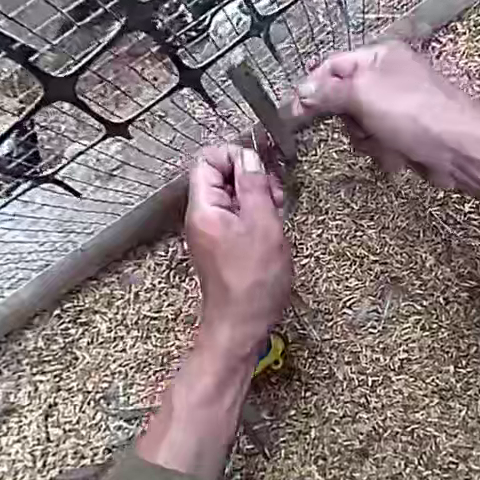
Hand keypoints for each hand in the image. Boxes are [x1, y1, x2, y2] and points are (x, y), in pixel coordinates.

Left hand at [186, 145, 290, 351]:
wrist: (242, 325)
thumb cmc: (253, 281)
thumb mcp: (263, 225)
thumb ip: (255, 186)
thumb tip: (250, 157)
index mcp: (203, 208)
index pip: (207, 160)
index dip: (234, 154)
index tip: (260, 166)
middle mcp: (201, 217)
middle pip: (220, 176)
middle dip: (250, 177)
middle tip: (274, 194)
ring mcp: (211, 232)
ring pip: (231, 197)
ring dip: (257, 197)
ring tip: (277, 212)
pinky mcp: (222, 246)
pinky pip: (236, 217)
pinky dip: (255, 215)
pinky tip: (273, 228)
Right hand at [291, 41, 479, 188]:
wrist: (459, 149)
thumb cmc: (416, 114)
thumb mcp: (363, 94)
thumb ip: (328, 91)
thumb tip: (303, 91)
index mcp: (379, 56)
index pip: (332, 65)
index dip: (312, 87)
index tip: (296, 111)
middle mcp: (389, 77)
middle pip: (343, 100)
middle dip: (348, 120)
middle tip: (360, 126)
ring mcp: (398, 107)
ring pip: (359, 126)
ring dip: (367, 140)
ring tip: (386, 141)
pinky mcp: (406, 134)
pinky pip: (378, 144)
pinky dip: (385, 152)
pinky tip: (400, 154)